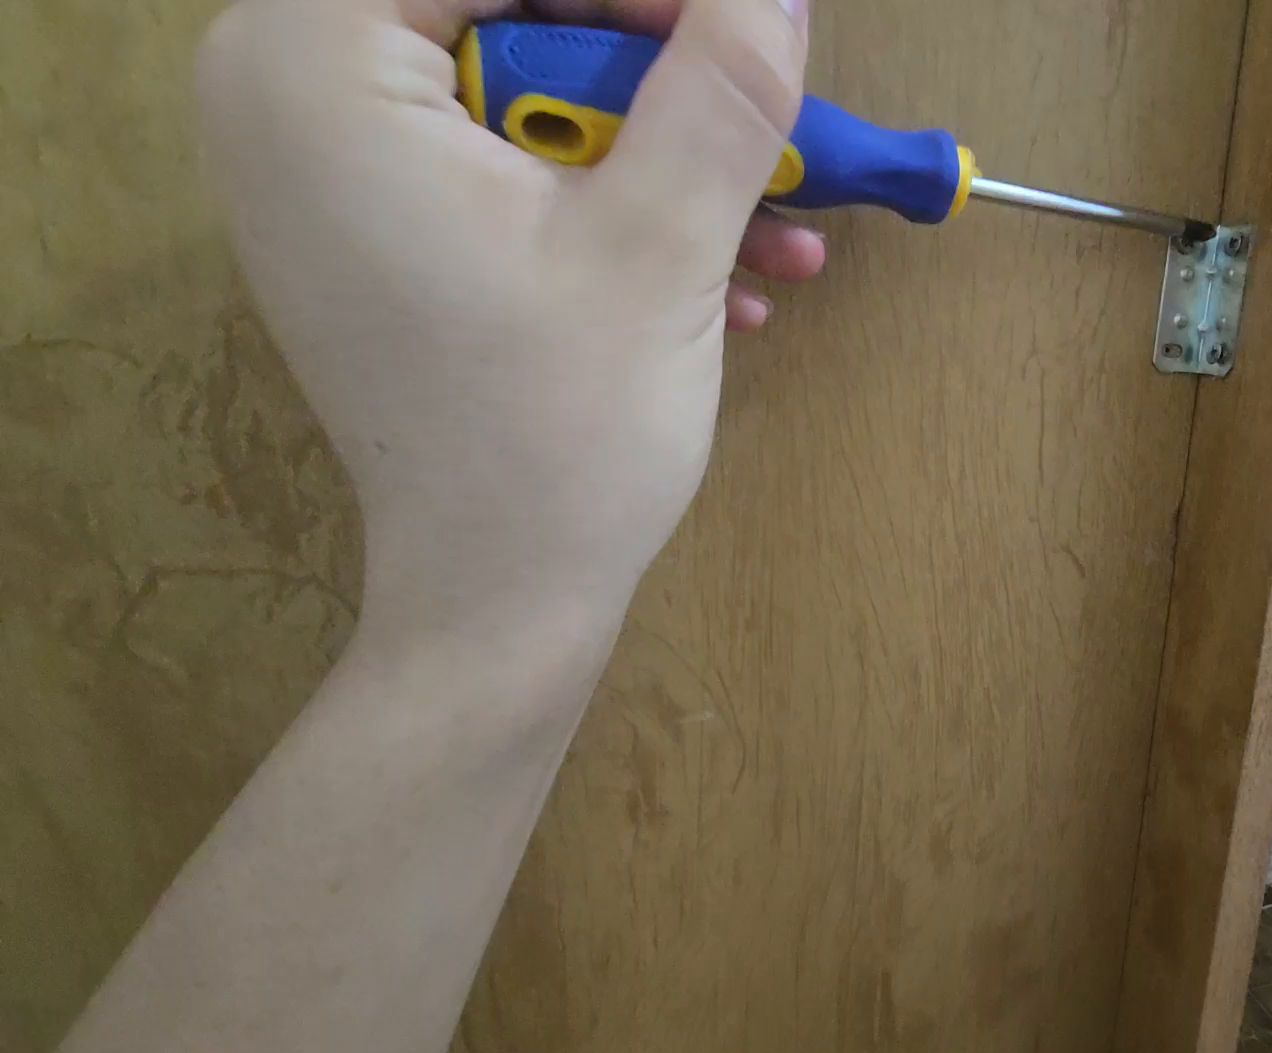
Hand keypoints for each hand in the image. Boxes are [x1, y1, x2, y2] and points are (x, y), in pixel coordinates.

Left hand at [196, 0, 816, 640]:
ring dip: (681, 180)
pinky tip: (730, 292)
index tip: (753, 43)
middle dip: (676, 103)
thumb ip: (721, 101)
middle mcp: (308, 108)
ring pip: (551, 125)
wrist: (511, 599)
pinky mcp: (416, 254)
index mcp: (318, 68)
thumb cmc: (568, 431)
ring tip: (787, 245)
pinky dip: (637, 232)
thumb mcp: (661, 252)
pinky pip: (539, 199)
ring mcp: (361, 191)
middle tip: (782, 156)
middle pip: (530, 32)